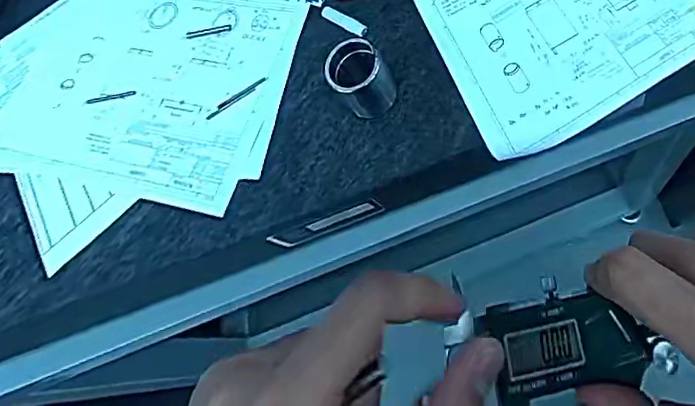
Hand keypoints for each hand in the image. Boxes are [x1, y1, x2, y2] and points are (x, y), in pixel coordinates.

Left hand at [190, 272, 503, 405]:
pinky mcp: (215, 395)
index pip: (369, 300)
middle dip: (388, 365)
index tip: (450, 313)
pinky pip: (287, 368)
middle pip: (350, 331)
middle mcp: (246, 381)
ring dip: (350, 382)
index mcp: (286, 398)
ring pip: (321, 348)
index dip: (422, 297)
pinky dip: (316, 392)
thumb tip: (479, 360)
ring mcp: (223, 389)